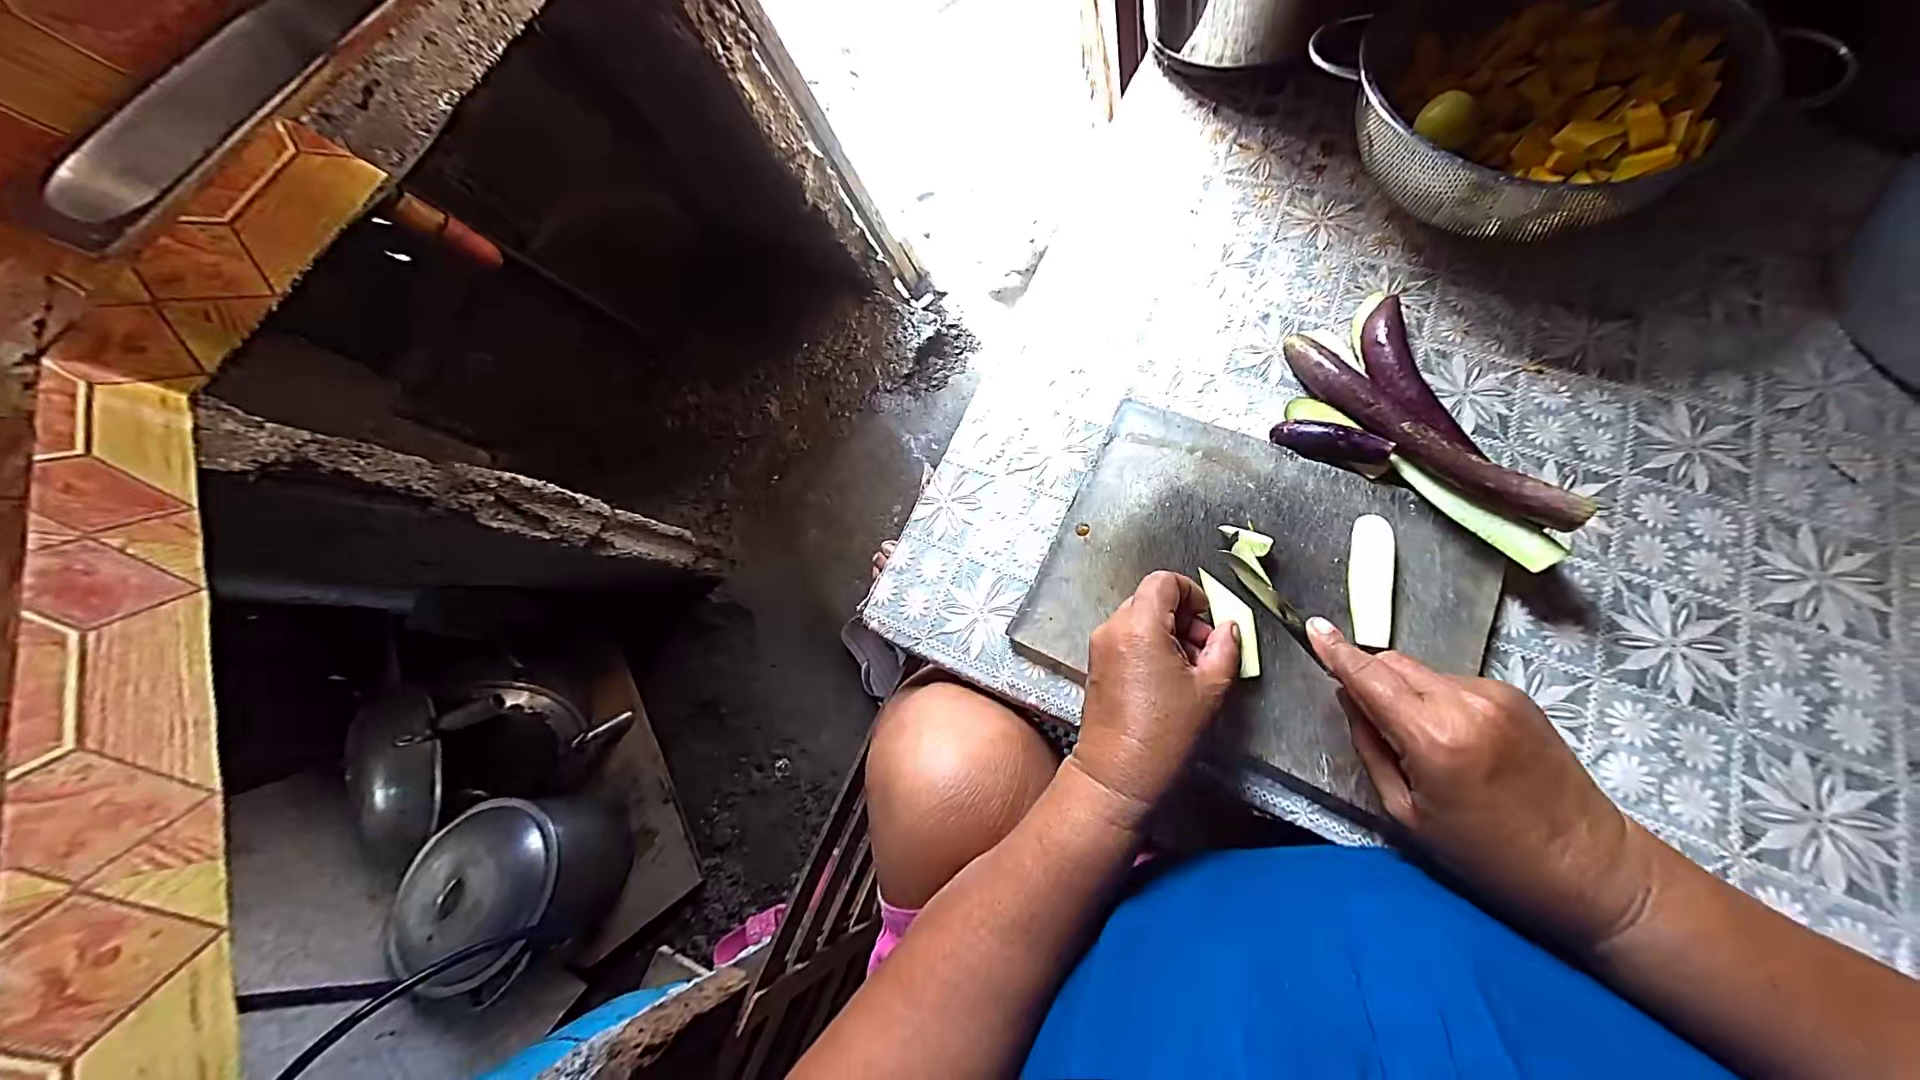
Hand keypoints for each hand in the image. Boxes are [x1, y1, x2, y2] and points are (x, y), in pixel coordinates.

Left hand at [1070, 571, 1239, 827]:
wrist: (1117, 770)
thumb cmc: (1161, 734)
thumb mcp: (1209, 688)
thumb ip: (1225, 648)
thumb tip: (1228, 628)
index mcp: (1139, 625)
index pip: (1163, 581)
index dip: (1192, 593)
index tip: (1208, 617)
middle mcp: (1113, 628)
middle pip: (1151, 598)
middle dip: (1183, 616)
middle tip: (1205, 647)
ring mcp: (1101, 644)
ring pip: (1139, 617)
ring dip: (1167, 631)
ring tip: (1189, 667)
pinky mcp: (1097, 661)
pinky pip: (1127, 637)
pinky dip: (1149, 644)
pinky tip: (1167, 676)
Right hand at [1307, 617, 1656, 953]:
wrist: (1592, 866)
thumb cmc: (1487, 853)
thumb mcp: (1406, 811)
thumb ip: (1369, 746)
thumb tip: (1350, 699)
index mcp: (1434, 737)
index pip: (1369, 677)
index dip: (1336, 651)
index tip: (1312, 627)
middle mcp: (1466, 703)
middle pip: (1392, 664)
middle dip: (1369, 678)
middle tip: (1367, 716)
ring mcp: (1496, 695)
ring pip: (1420, 672)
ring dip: (1403, 690)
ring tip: (1419, 738)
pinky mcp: (1516, 696)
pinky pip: (1450, 682)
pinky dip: (1435, 698)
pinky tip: (1453, 737)